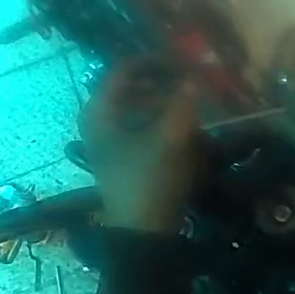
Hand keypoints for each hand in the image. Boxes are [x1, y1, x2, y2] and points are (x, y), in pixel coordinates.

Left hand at [79, 60, 200, 233]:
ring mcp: (109, 140)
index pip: (126, 68)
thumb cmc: (152, 179)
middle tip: (193, 81)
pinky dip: (163, 122)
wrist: (144, 233)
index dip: (158, 60)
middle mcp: (99, 120)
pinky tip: (186, 130)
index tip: (187, 61)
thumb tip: (195, 76)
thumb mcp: (172, 136)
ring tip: (193, 106)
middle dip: (165, 82)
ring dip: (167, 102)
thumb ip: (184, 100)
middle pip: (133, 86)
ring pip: (140, 107)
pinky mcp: (123, 156)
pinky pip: (143, 126)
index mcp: (101, 110)